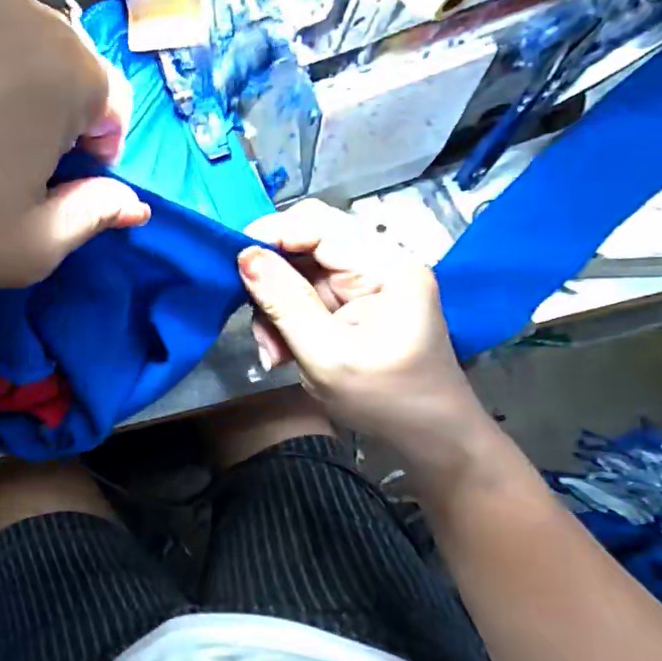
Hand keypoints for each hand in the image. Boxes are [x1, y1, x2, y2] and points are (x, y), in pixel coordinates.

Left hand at [0, 0, 146, 319]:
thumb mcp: (32, 247)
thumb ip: (95, 215)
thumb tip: (135, 205)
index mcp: (62, 66)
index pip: (109, 99)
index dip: (95, 146)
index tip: (61, 180)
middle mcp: (7, 3)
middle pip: (55, 56)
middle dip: (48, 106)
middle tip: (3, 160)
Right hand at [238, 201, 496, 465]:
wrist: (428, 435)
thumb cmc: (385, 400)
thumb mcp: (327, 356)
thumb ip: (284, 303)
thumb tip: (245, 256)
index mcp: (386, 267)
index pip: (320, 225)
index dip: (273, 234)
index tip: (233, 260)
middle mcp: (378, 262)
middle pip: (306, 244)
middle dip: (272, 281)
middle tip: (258, 323)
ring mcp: (366, 282)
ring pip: (299, 272)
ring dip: (276, 308)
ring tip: (273, 353)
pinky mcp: (354, 301)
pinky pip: (306, 295)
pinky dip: (287, 320)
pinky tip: (283, 352)